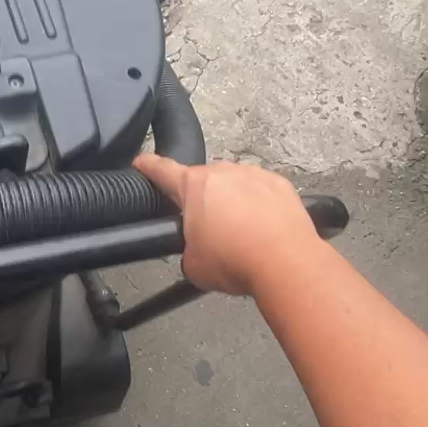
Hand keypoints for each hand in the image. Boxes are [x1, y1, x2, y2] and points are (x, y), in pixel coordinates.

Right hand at [135, 153, 323, 295]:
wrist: (286, 263)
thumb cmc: (236, 260)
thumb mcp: (194, 265)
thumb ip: (187, 249)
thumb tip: (196, 250)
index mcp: (192, 186)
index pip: (161, 170)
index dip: (148, 166)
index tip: (141, 161)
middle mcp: (221, 172)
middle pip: (203, 181)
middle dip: (203, 200)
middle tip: (211, 229)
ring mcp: (252, 174)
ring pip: (234, 184)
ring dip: (233, 202)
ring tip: (242, 233)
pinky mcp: (279, 184)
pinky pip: (262, 190)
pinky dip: (260, 206)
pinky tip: (265, 229)